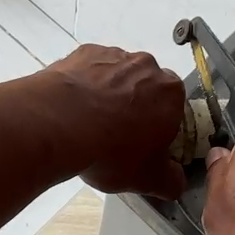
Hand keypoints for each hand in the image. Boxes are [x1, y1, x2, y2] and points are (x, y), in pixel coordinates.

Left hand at [42, 44, 187, 199]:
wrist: (58, 123)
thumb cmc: (111, 151)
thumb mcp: (148, 179)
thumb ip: (171, 181)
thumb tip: (176, 182)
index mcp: (170, 92)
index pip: (174, 107)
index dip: (160, 124)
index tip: (144, 142)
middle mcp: (146, 66)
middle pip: (146, 86)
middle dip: (135, 105)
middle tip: (115, 134)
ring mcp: (113, 55)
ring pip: (117, 75)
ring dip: (109, 93)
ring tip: (88, 122)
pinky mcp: (83, 52)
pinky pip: (90, 68)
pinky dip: (85, 83)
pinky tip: (72, 106)